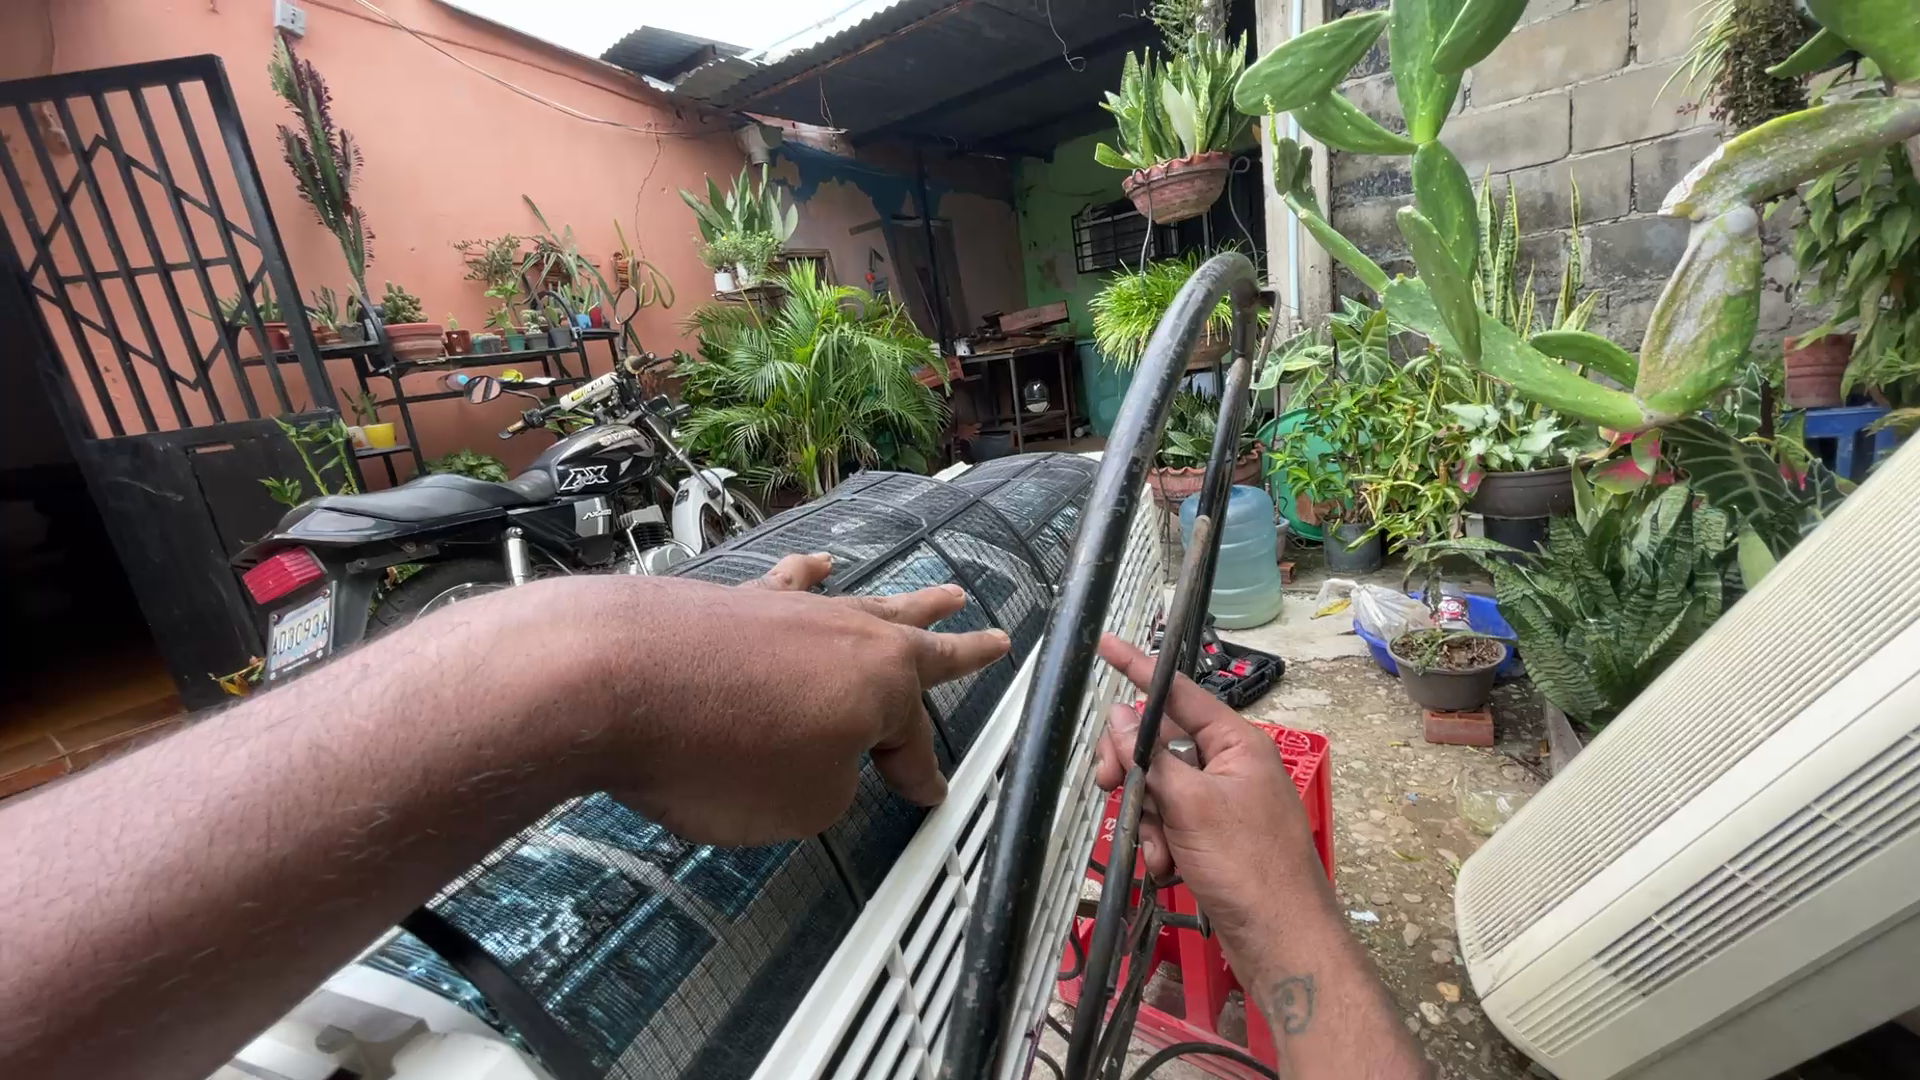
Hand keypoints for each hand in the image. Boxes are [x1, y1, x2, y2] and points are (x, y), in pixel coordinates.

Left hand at [546, 553, 1008, 846]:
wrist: (617, 680)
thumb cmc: (725, 752)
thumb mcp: (803, 802)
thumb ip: (832, 782)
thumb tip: (822, 756)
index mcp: (884, 681)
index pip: (916, 738)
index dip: (921, 774)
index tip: (928, 796)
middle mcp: (852, 634)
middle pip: (917, 640)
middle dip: (958, 645)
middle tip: (991, 636)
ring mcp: (797, 611)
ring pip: (867, 604)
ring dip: (906, 605)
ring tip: (943, 593)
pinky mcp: (741, 601)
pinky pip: (791, 585)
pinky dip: (809, 577)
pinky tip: (818, 563)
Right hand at [1092, 634, 1333, 967]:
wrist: (1283, 946)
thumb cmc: (1248, 868)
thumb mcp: (1190, 804)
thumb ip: (1150, 756)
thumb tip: (1119, 715)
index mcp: (1236, 742)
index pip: (1178, 691)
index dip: (1137, 667)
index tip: (1106, 645)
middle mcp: (1228, 763)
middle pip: (1160, 741)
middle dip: (1132, 766)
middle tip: (1109, 783)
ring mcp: (1220, 799)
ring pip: (1159, 783)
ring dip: (1146, 813)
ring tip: (1154, 846)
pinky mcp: (1213, 832)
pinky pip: (1170, 817)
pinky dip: (1159, 838)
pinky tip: (1165, 865)